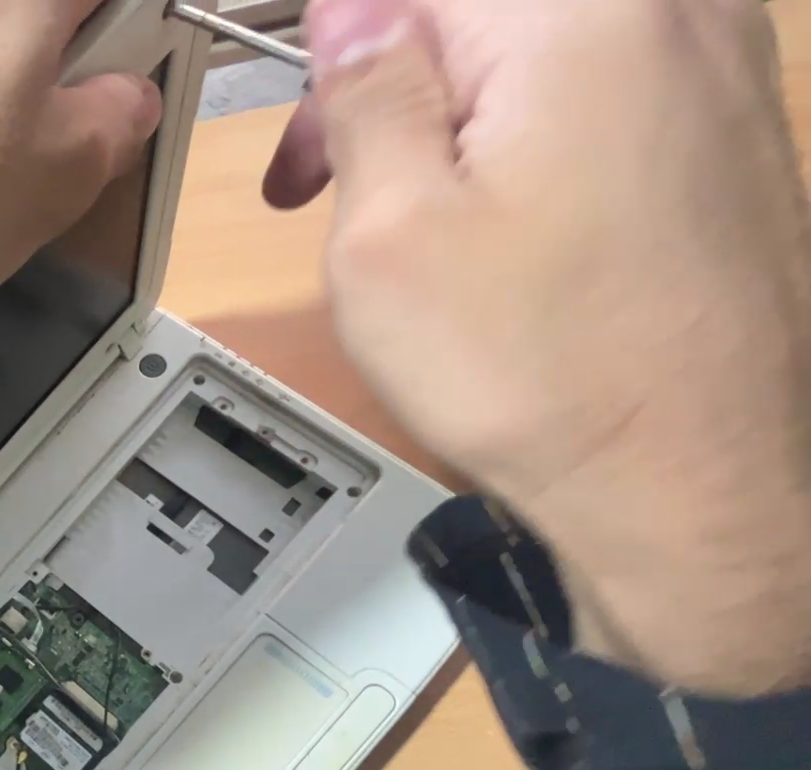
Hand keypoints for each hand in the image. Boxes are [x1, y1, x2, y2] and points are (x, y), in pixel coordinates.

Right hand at [265, 0, 810, 694]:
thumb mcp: (387, 229)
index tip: (298, 139)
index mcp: (579, 19)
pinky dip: (495, 139)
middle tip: (300, 189)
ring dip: (425, 115)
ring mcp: (716, 73)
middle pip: (472, 11)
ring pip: (522, 51)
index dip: (336, 35)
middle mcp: (672, 13)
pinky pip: (579, 93)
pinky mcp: (720, 138)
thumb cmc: (512, 359)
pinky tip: (467, 223)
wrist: (680, 474)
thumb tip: (351, 5)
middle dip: (370, 81)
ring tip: (377, 215)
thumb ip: (369, 94)